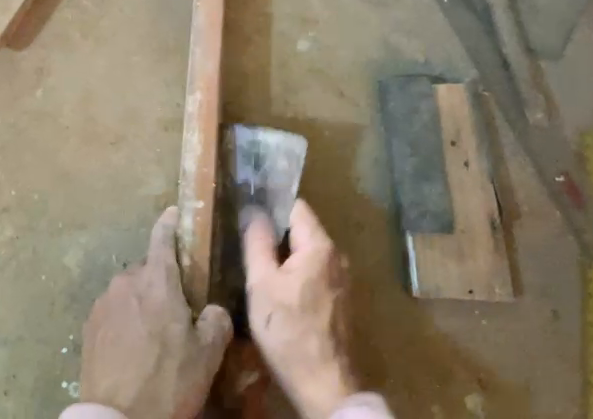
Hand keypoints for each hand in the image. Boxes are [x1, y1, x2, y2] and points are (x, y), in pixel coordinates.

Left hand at [80, 206, 233, 417]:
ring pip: (129, 292)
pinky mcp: (89, 326)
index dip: (170, 222)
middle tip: (178, 309)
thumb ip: (216, 321)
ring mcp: (103, 303)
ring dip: (142, 304)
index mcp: (156, 280)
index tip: (174, 212)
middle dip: (161, 282)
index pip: (162, 237)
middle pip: (147, 270)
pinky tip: (134, 347)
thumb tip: (213, 310)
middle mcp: (126, 282)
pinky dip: (125, 321)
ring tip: (155, 335)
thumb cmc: (167, 381)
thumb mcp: (207, 355)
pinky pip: (113, 312)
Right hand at [242, 200, 358, 417]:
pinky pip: (315, 274)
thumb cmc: (288, 331)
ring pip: (308, 255)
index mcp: (320, 246)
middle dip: (277, 236)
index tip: (249, 217)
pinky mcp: (341, 301)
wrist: (324, 385)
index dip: (271, 207)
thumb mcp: (262, 284)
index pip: (295, 207)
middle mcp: (337, 256)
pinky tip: (281, 295)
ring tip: (262, 272)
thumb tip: (254, 210)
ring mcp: (342, 280)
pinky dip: (298, 277)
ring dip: (287, 259)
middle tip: (250, 248)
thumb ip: (258, 241)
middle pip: (302, 231)